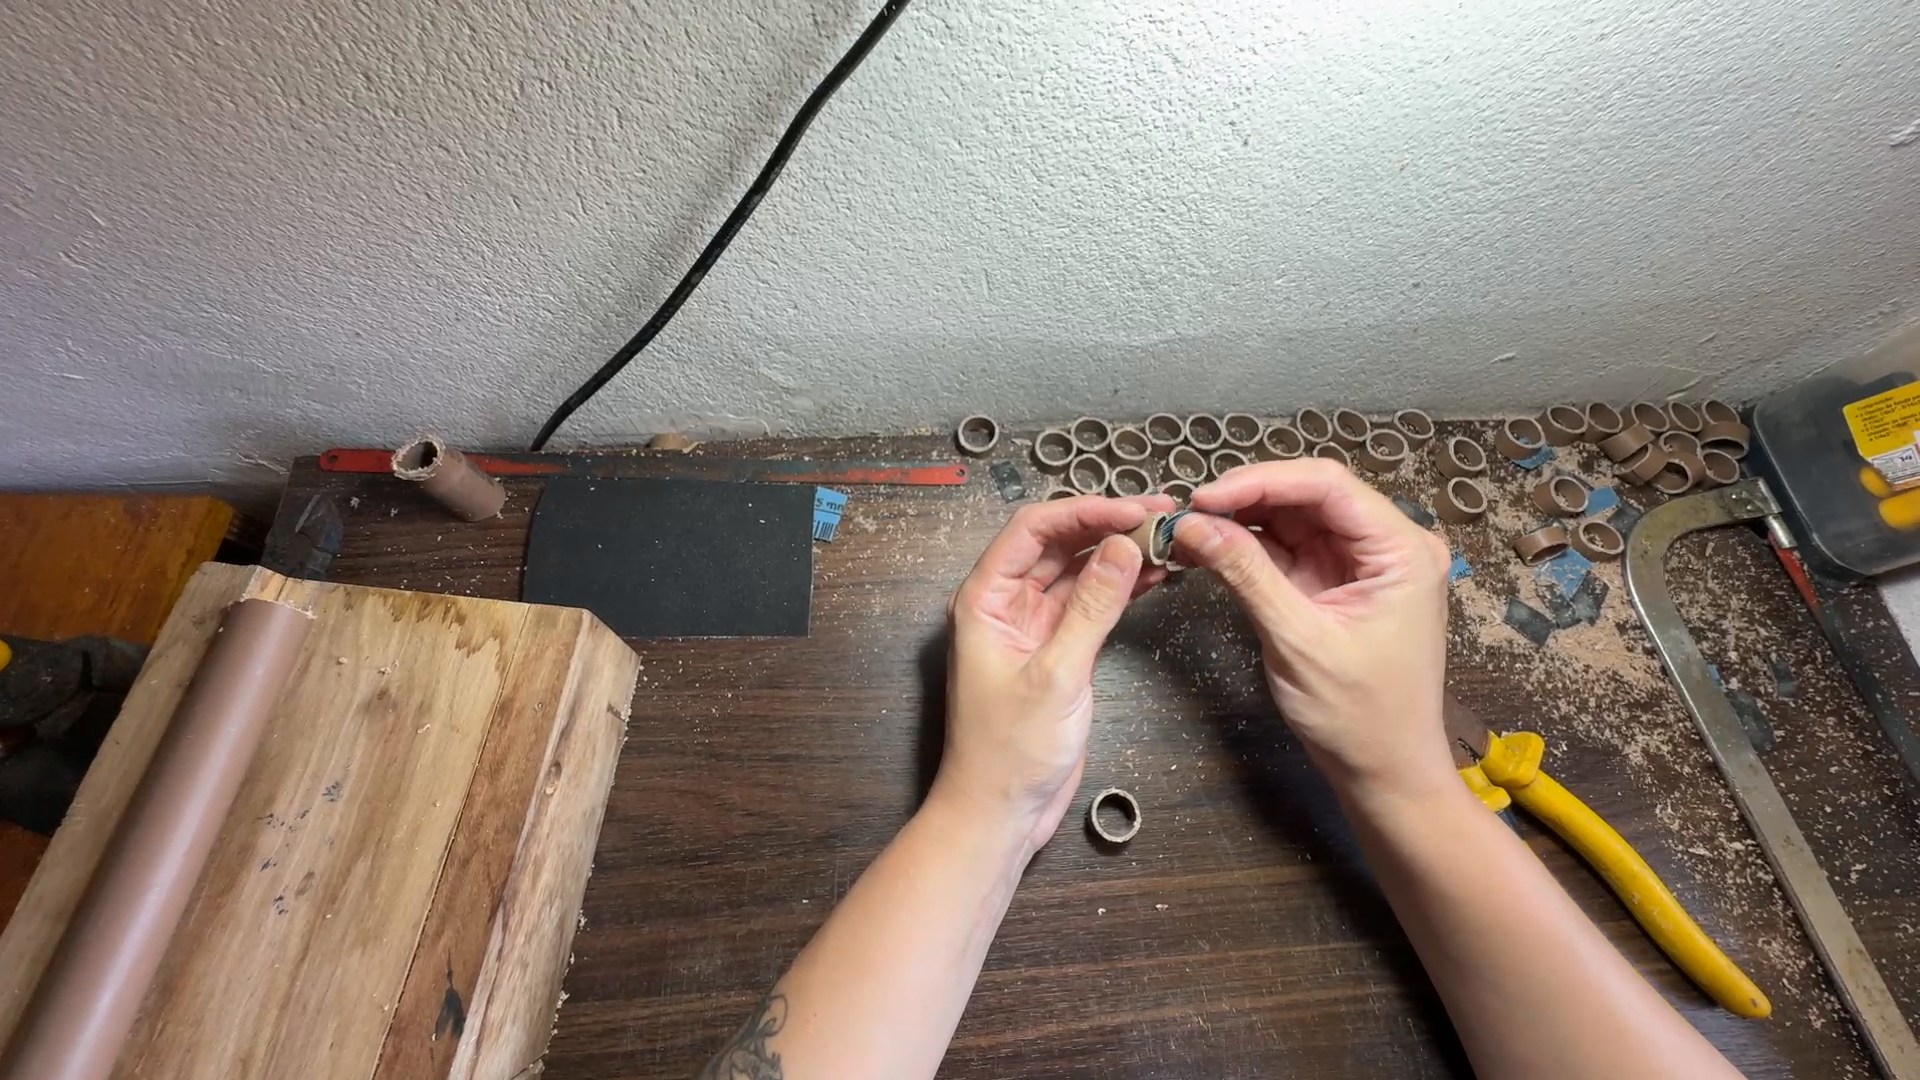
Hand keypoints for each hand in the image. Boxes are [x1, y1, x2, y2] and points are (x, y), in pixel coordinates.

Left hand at [935, 494, 1172, 857]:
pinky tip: (1156, 576)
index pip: (1032, 530)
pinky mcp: (1059, 648)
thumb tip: (1125, 546)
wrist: (1002, 811)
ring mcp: (1034, 624)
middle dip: (1107, 525)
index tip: (1134, 510)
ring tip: (1169, 539)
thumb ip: (1092, 607)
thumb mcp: (1055, 674)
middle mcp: (1006, 602)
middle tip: (1164, 515)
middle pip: (1058, 544)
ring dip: (1118, 554)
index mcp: (985, 598)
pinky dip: (1120, 589)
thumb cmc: (1010, 750)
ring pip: (1077, 571)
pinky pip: (1090, 604)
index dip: (1083, 511)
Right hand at [1172, 460, 1455, 804]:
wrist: (1381, 769)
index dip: (1261, 481)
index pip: (1327, 486)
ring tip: (1187, 529)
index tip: (1204, 498)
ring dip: (1236, 520)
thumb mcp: (1297, 639)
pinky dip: (1240, 547)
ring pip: (1287, 518)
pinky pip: (1279, 548)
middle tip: (1188, 514)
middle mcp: (1381, 544)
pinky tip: (1204, 548)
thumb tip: (1192, 525)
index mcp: (1400, 549)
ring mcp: (1352, 561)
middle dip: (1244, 499)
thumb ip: (1246, 574)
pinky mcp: (1326, 580)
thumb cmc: (1358, 713)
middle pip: (1305, 495)